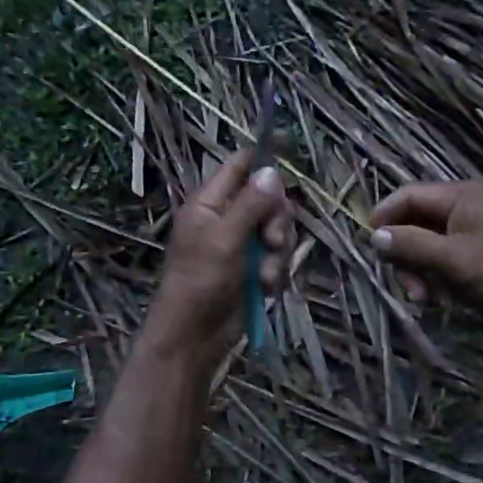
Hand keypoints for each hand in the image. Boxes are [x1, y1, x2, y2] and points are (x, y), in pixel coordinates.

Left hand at [147, 147, 293, 344]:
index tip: (288, 145)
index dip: (263, 155)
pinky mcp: (254, 270)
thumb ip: (251, 205)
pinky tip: (266, 288)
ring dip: (278, 254)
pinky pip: (278, 259)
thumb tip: (273, 171)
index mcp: (210, 203)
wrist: (194, 336)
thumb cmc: (200, 282)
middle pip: (268, 199)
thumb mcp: (225, 239)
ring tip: (265, 276)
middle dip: (278, 221)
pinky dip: (276, 273)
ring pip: (278, 231)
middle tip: (272, 241)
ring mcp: (242, 245)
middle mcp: (227, 218)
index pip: (239, 165)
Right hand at [369, 180, 482, 321]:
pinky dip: (442, 276)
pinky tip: (447, 299)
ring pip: (433, 244)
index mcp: (462, 196)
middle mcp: (470, 205)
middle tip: (411, 290)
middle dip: (406, 254)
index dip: (384, 218)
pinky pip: (452, 258)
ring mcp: (482, 229)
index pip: (407, 195)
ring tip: (429, 300)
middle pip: (418, 222)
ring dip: (423, 271)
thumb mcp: (452, 261)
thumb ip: (410, 246)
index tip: (371, 250)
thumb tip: (374, 236)